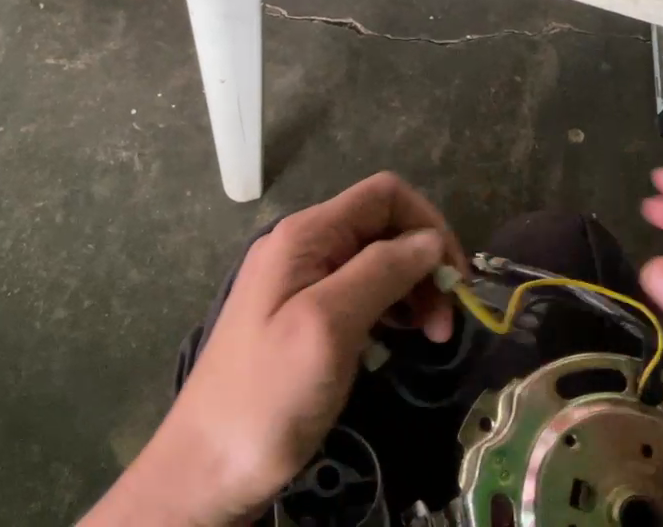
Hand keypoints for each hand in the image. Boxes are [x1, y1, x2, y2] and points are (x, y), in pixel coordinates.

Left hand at [82, 172, 464, 525]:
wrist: (207, 466)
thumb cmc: (268, 394)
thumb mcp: (329, 326)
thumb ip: (380, 271)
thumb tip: (431, 239)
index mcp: (306, 235)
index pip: (384, 195)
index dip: (428, 224)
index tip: (456, 279)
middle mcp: (304, 246)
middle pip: (383, 227)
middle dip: (425, 264)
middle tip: (447, 324)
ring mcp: (302, 281)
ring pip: (377, 261)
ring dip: (413, 289)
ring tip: (433, 337)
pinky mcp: (304, 315)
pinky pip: (361, 292)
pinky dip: (391, 308)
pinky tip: (402, 339)